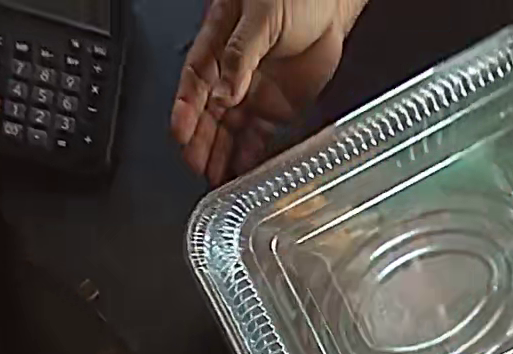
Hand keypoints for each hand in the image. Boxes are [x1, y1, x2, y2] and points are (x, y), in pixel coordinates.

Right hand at [171, 0, 363, 183]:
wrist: (332, 6)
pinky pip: (257, 139)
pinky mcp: (274, 112)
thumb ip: (242, 54)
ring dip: (221, 155)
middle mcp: (232, 75)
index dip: (186, 108)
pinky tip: (241, 172)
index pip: (196, 80)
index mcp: (220, 45)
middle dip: (201, 141)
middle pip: (209, 113)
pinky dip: (248, 157)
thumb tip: (224, 91)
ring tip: (215, 178)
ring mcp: (252, 96)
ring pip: (230, 132)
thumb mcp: (263, 16)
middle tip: (195, 164)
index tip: (180, 133)